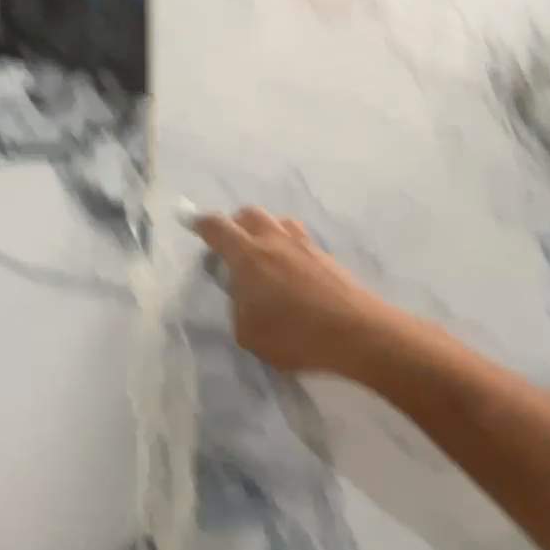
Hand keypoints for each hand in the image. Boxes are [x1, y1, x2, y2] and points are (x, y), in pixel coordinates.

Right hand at [192, 207, 388, 374]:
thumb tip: (244, 295)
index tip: (193, 225)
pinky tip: (289, 272)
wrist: (356, 333)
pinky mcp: (325, 257)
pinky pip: (298, 240)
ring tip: (261, 258)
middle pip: (249, 214)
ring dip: (264, 232)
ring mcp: (304, 245)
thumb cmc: (294, 335)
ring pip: (278, 223)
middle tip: (229, 248)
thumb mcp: (248, 333)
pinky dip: (286, 247)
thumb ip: (238, 308)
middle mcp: (275, 241)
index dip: (201, 224)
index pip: (217, 228)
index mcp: (248, 256)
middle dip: (235, 226)